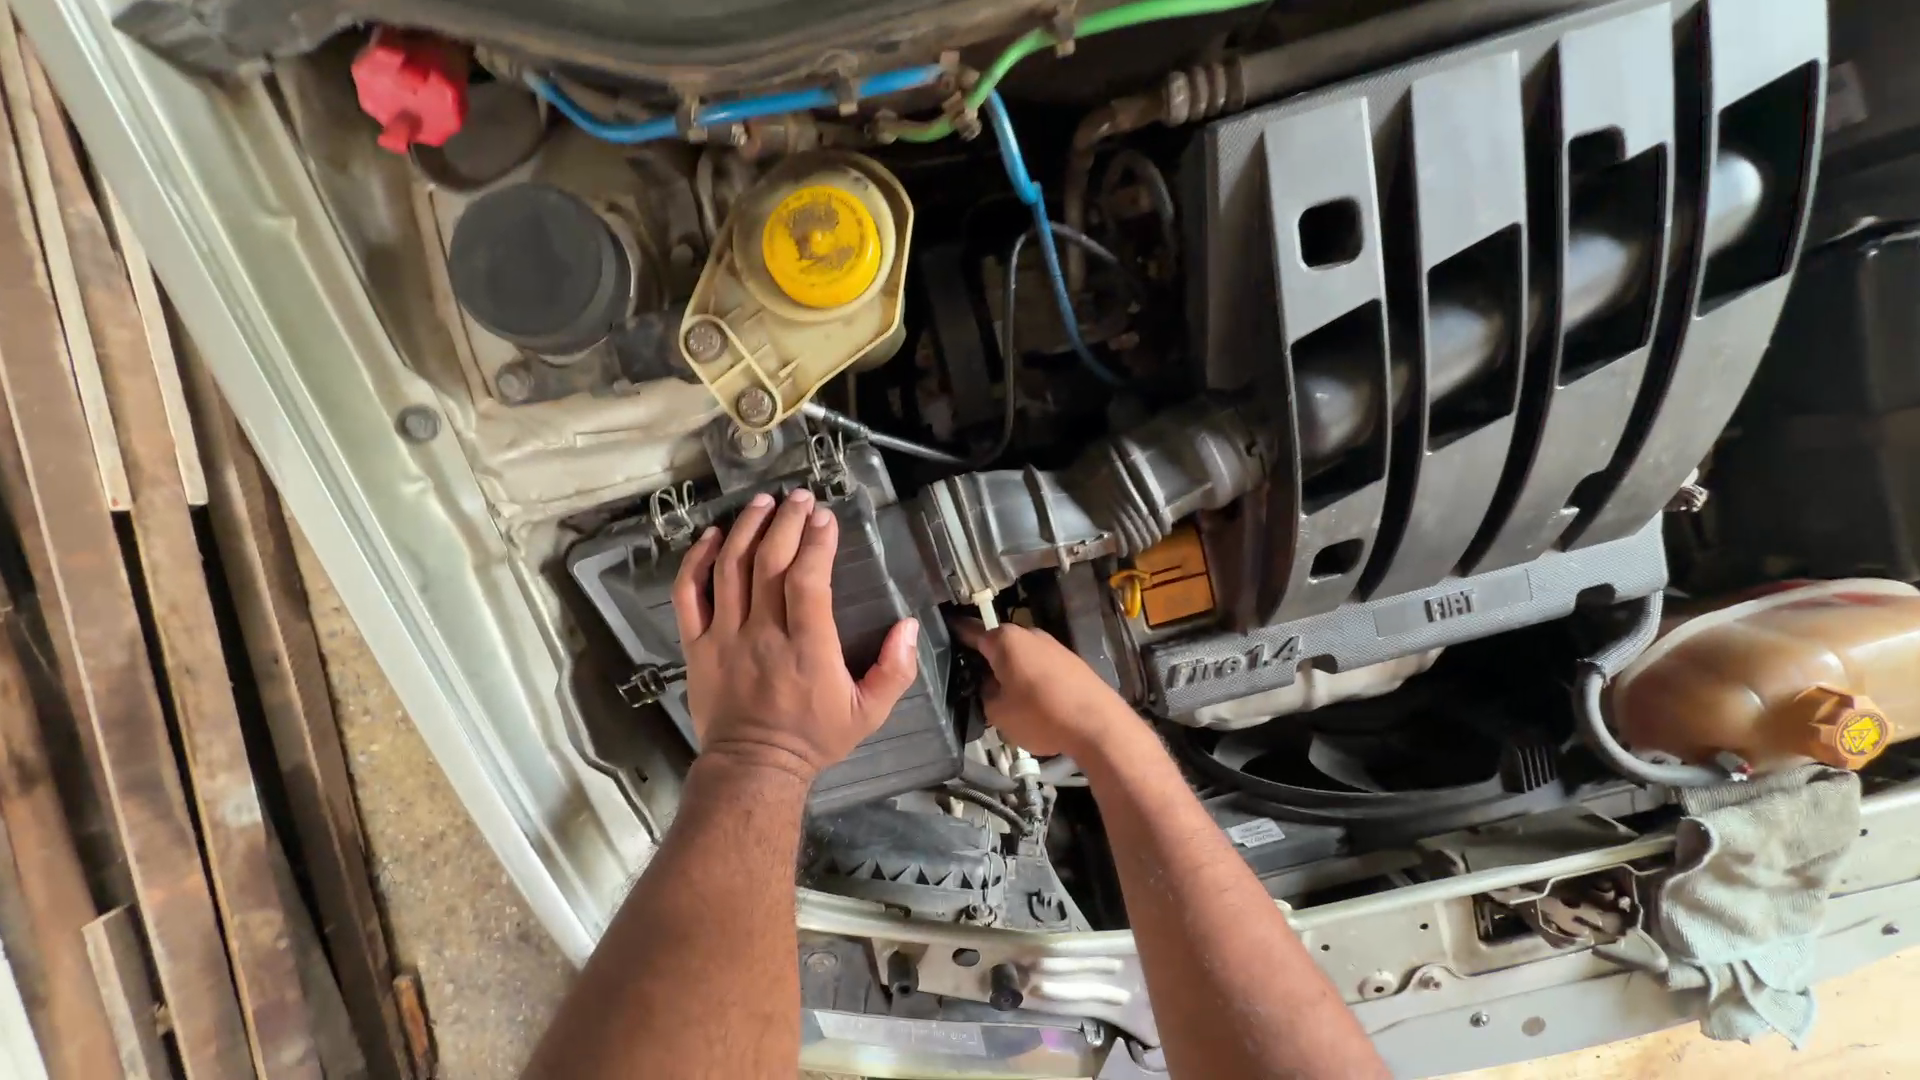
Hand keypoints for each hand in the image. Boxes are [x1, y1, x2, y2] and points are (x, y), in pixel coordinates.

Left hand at [672, 488, 919, 780]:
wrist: (754, 767)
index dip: (816, 543)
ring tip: (763, 502)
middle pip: (769, 563)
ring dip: (746, 529)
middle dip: (786, 522)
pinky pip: (689, 595)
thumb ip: (896, 670)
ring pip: (730, 569)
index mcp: (807, 648)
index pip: (807, 581)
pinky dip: (697, 561)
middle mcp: (763, 634)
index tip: (826, 518)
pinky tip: (713, 536)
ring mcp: (724, 637)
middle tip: (800, 497)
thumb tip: (911, 626)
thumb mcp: (869, 712)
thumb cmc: (814, 737)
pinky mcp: (697, 645)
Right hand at [954, 619, 1138, 758]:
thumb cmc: (1041, 715)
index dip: (953, 636)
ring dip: (1010, 672)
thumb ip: (985, 694)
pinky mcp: (1070, 662)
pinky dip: (1031, 679)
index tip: (941, 639)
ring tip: (1004, 699)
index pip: (970, 631)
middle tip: (973, 686)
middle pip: (997, 645)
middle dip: (985, 662)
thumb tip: (989, 686)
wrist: (1098, 724)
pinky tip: (1032, 702)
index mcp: (1005, 640)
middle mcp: (1029, 634)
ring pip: (1020, 657)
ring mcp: (1053, 645)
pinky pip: (1040, 666)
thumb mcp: (998, 712)